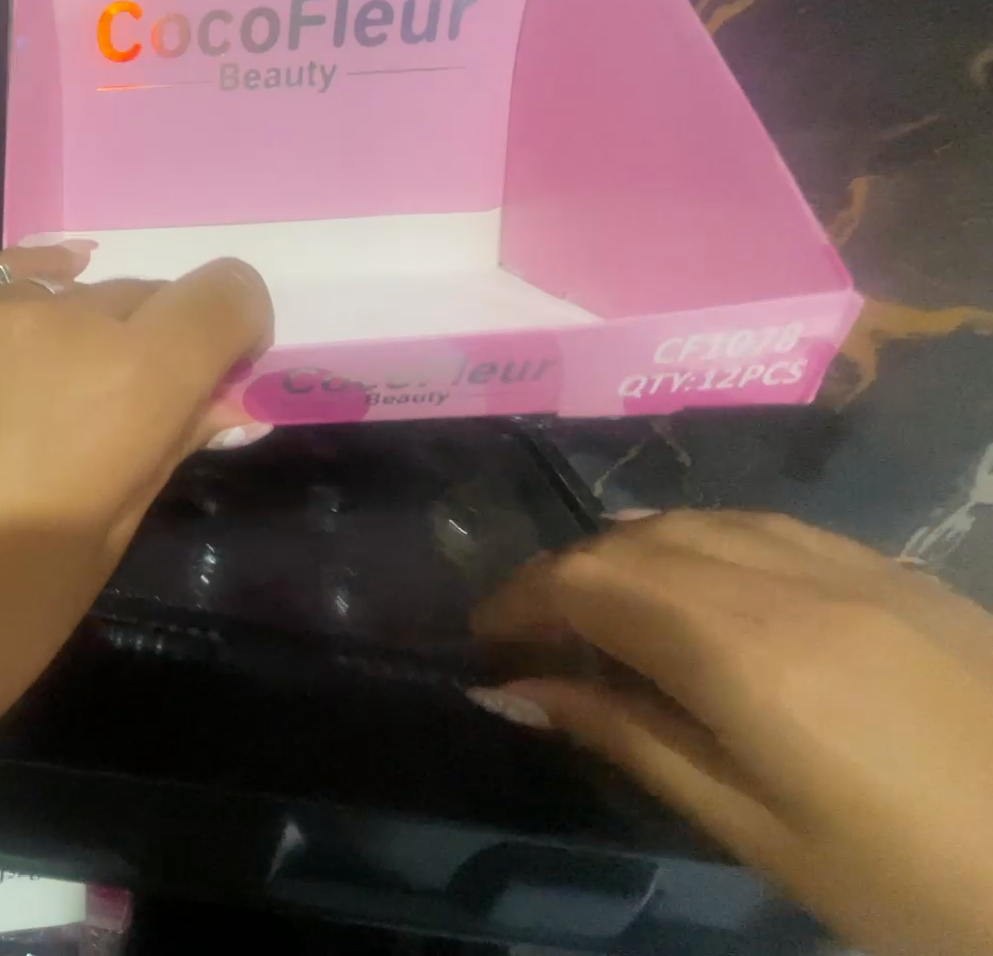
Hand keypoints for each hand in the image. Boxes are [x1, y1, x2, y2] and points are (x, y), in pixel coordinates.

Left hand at [0, 245, 271, 764]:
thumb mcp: (102, 545)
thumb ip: (168, 447)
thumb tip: (221, 397)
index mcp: (125, 382)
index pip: (224, 297)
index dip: (233, 335)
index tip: (209, 384)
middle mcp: (53, 318)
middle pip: (143, 295)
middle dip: (154, 346)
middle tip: (114, 420)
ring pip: (64, 291)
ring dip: (77, 335)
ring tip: (31, 410)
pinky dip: (13, 309)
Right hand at [472, 511, 992, 955]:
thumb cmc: (925, 885)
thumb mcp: (753, 827)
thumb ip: (623, 735)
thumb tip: (509, 689)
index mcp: (745, 654)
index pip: (586, 583)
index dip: (518, 599)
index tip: (483, 636)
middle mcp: (788, 587)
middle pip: (628, 543)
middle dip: (558, 577)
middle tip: (531, 631)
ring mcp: (854, 572)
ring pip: (690, 522)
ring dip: (620, 553)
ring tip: (599, 605)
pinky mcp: (900, 577)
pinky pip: (759, 526)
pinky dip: (692, 541)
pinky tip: (690, 579)